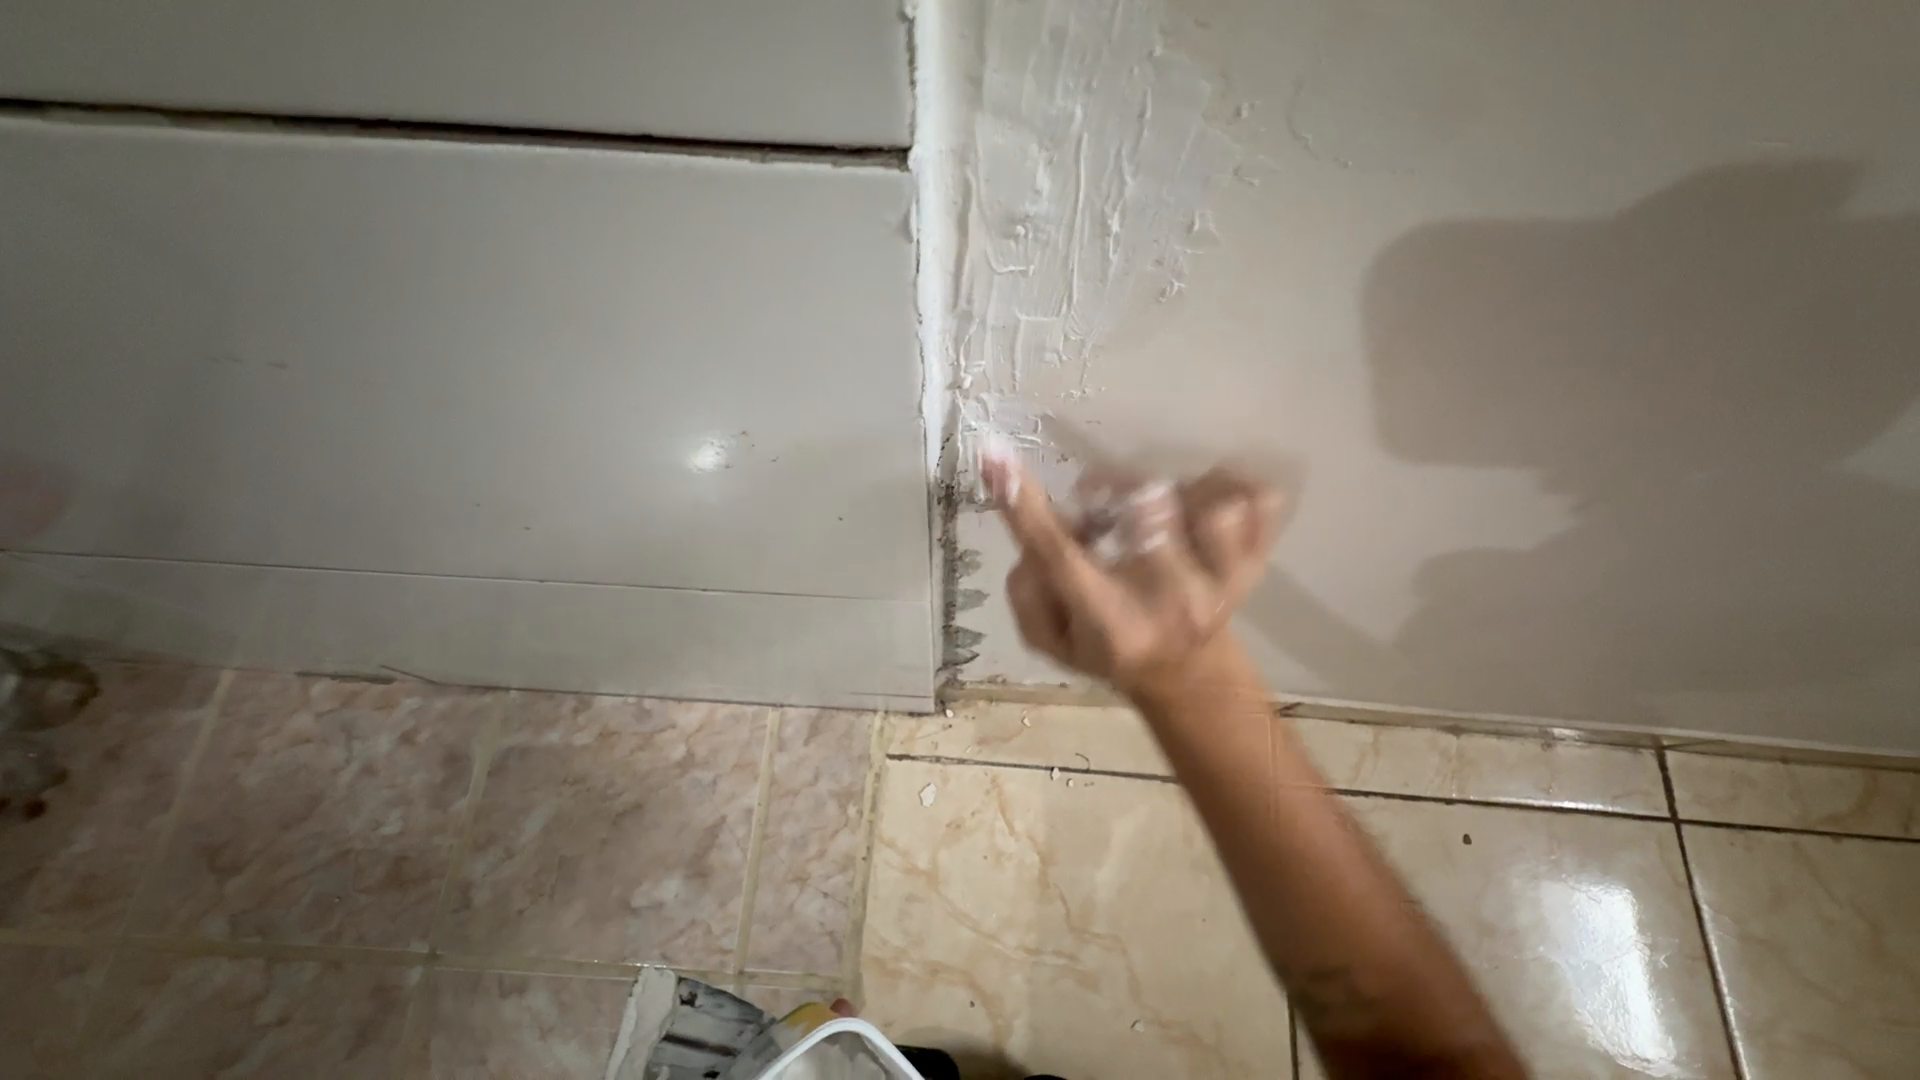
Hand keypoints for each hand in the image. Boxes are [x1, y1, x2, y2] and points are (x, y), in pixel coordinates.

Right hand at [981, 448, 1281, 698]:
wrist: (1185, 674)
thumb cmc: (1105, 646)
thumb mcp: (1049, 637)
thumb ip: (1027, 590)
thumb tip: (1030, 529)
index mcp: (1109, 620)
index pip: (1059, 556)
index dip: (1023, 504)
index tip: (995, 454)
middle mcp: (1169, 602)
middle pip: (1148, 515)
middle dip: (1115, 490)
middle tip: (1100, 502)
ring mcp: (1220, 583)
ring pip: (1212, 509)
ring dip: (1175, 492)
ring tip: (1159, 504)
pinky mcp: (1253, 563)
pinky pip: (1258, 505)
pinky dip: (1233, 488)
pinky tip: (1207, 497)